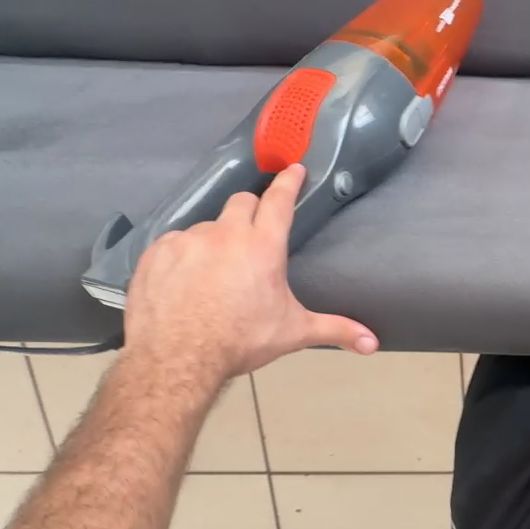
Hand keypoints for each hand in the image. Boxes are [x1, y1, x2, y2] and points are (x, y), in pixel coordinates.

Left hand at [123, 164, 377, 380]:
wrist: (177, 360)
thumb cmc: (241, 341)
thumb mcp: (294, 332)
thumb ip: (336, 330)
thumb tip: (372, 344)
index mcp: (263, 247)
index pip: (279, 201)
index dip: (288, 182)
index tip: (293, 168)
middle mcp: (226, 234)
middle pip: (241, 202)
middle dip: (251, 209)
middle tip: (253, 233)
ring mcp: (187, 241)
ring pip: (206, 225)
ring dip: (215, 239)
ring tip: (215, 270)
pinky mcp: (156, 253)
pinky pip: (174, 242)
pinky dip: (184, 254)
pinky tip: (185, 278)